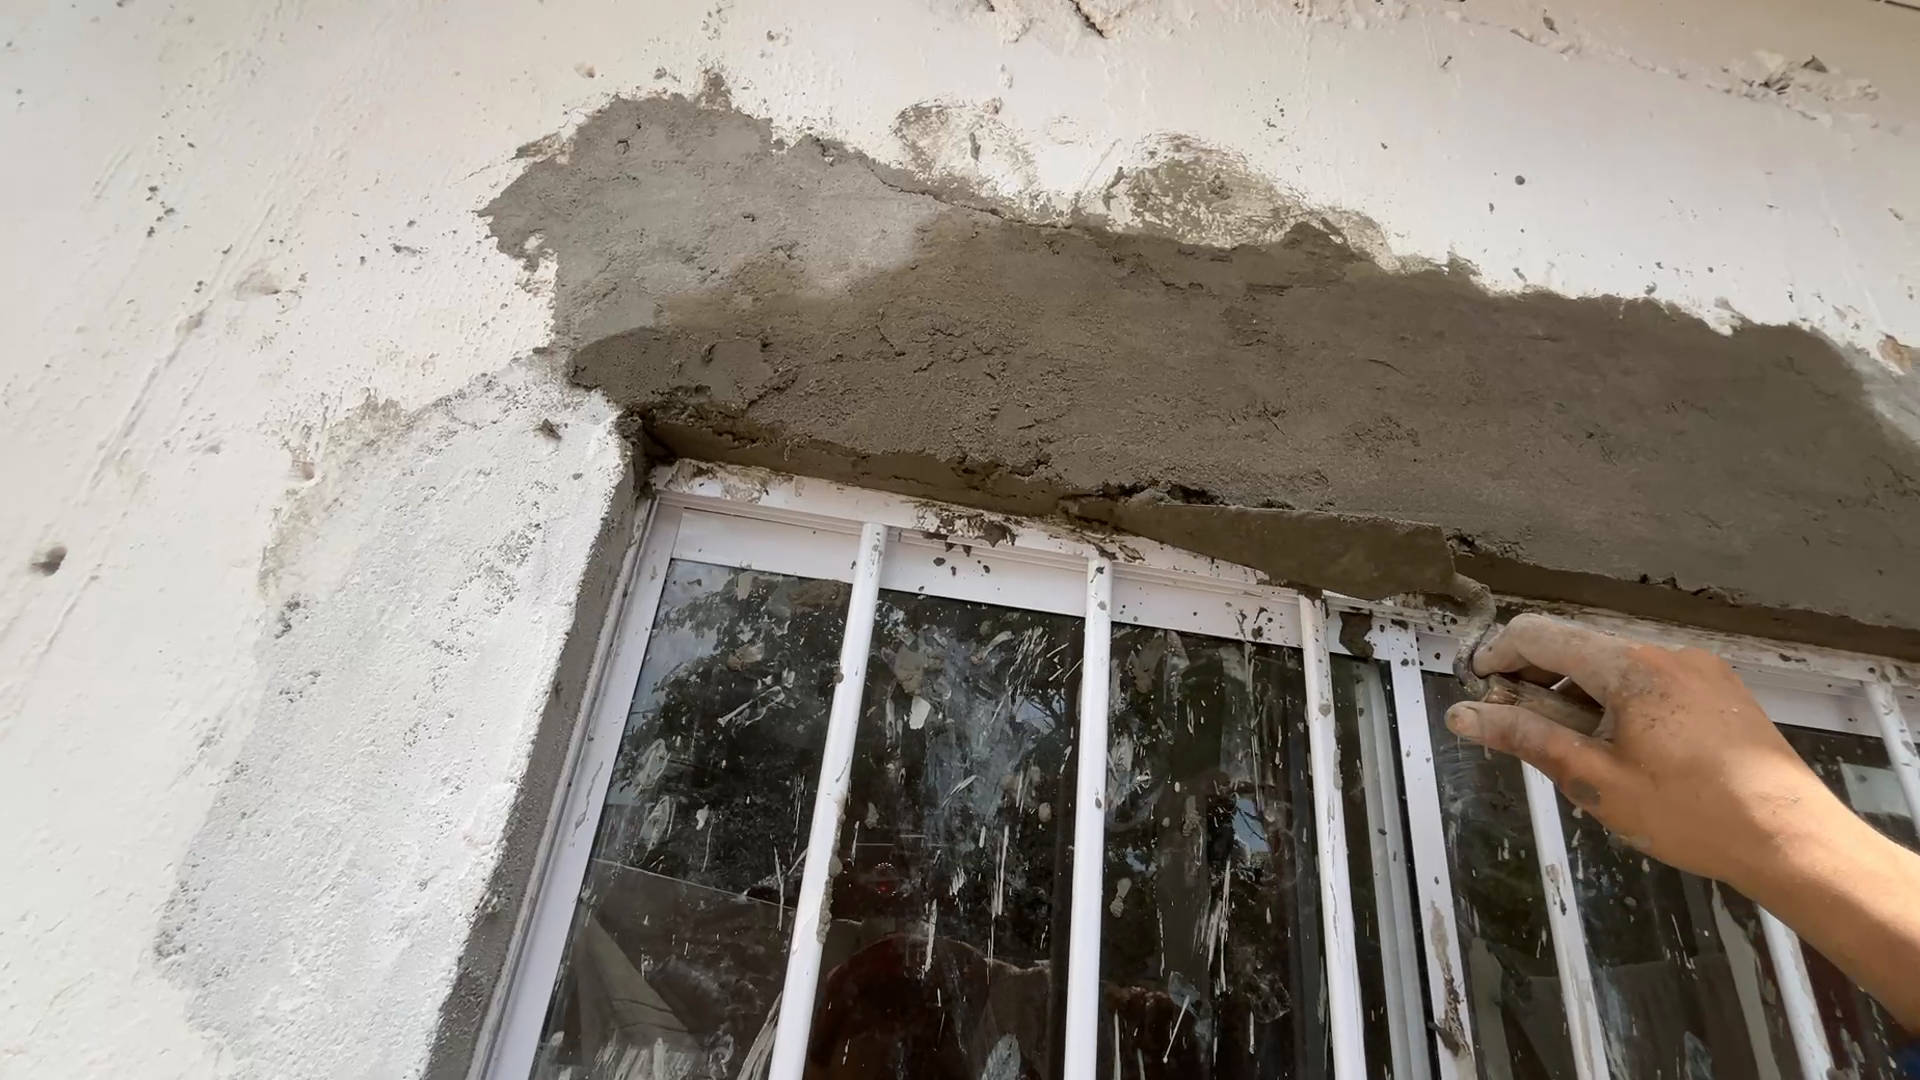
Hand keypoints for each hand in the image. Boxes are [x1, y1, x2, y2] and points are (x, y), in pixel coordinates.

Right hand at [1443, 614, 1850, 892]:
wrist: (1803, 848)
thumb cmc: (1692, 814)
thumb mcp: (1592, 778)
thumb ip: (1521, 736)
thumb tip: (1459, 714)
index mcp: (1631, 667)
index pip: (1536, 635)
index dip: (1494, 657)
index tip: (1475, 690)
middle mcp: (1664, 654)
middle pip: (1569, 645)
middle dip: (1529, 678)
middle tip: (1514, 724)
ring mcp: (1696, 669)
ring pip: (1603, 662)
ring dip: (1567, 690)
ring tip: (1566, 740)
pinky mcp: (1716, 689)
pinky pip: (1640, 676)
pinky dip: (1606, 696)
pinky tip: (1611, 740)